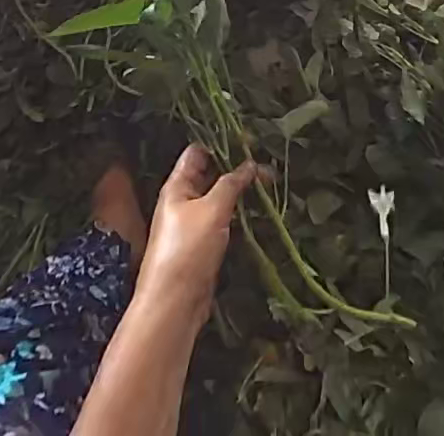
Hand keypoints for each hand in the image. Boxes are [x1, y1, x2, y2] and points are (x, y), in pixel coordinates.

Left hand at [135, 145, 258, 324]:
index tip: (249, 142)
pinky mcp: (203, 243)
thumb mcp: (211, 210)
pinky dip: (239, 214)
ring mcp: (193, 222)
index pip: (198, 151)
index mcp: (178, 184)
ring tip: (270, 186)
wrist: (174, 302)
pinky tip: (259, 213)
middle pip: (210, 174)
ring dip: (240, 192)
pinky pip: (223, 220)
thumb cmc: (188, 249)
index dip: (221, 143)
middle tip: (267, 167)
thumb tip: (249, 164)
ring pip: (219, 198)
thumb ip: (230, 184)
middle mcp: (183, 199)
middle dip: (236, 168)